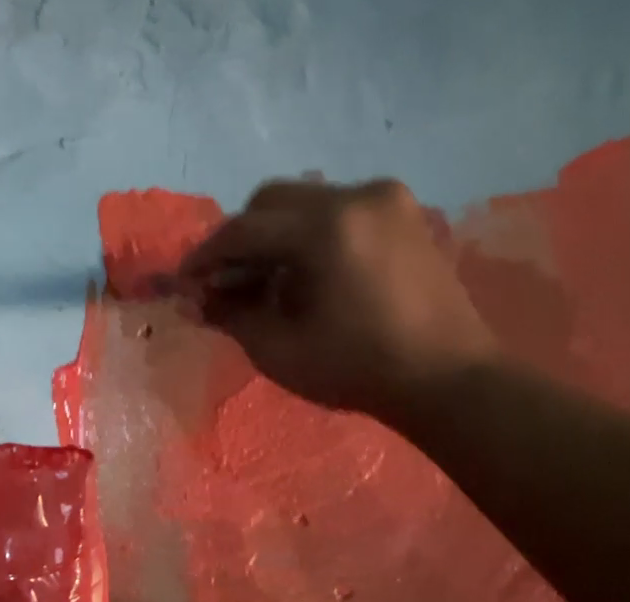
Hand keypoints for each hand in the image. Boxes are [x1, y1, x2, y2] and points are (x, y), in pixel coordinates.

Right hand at [177, 178, 498, 416]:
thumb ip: (230, 314)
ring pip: (305, 202)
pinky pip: (337, 211)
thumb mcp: (276, 348)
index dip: (205, 256)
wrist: (446, 377)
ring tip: (263, 282)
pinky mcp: (403, 215)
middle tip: (222, 282)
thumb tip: (195, 298)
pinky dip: (308, 235)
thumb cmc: (355, 368)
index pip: (243, 229)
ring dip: (273, 236)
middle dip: (239, 238)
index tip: (183, 284)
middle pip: (273, 200)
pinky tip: (302, 275)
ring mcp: (387, 200)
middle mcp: (357, 196)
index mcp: (326, 227)